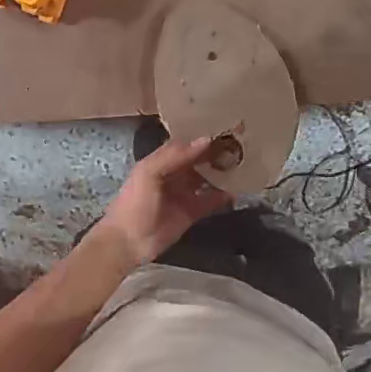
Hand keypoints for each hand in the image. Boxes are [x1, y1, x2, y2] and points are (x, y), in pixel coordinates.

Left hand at [89, 136, 233, 267]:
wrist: (127, 241)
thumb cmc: (134, 203)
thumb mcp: (148, 173)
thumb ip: (173, 155)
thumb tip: (205, 140)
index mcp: (159, 163)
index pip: (183, 146)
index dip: (200, 138)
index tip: (224, 129)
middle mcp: (172, 176)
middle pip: (197, 161)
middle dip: (215, 155)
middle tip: (240, 146)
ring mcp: (182, 195)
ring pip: (205, 180)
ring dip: (221, 174)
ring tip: (243, 165)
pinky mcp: (190, 214)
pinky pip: (209, 202)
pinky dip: (222, 197)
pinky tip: (237, 190)